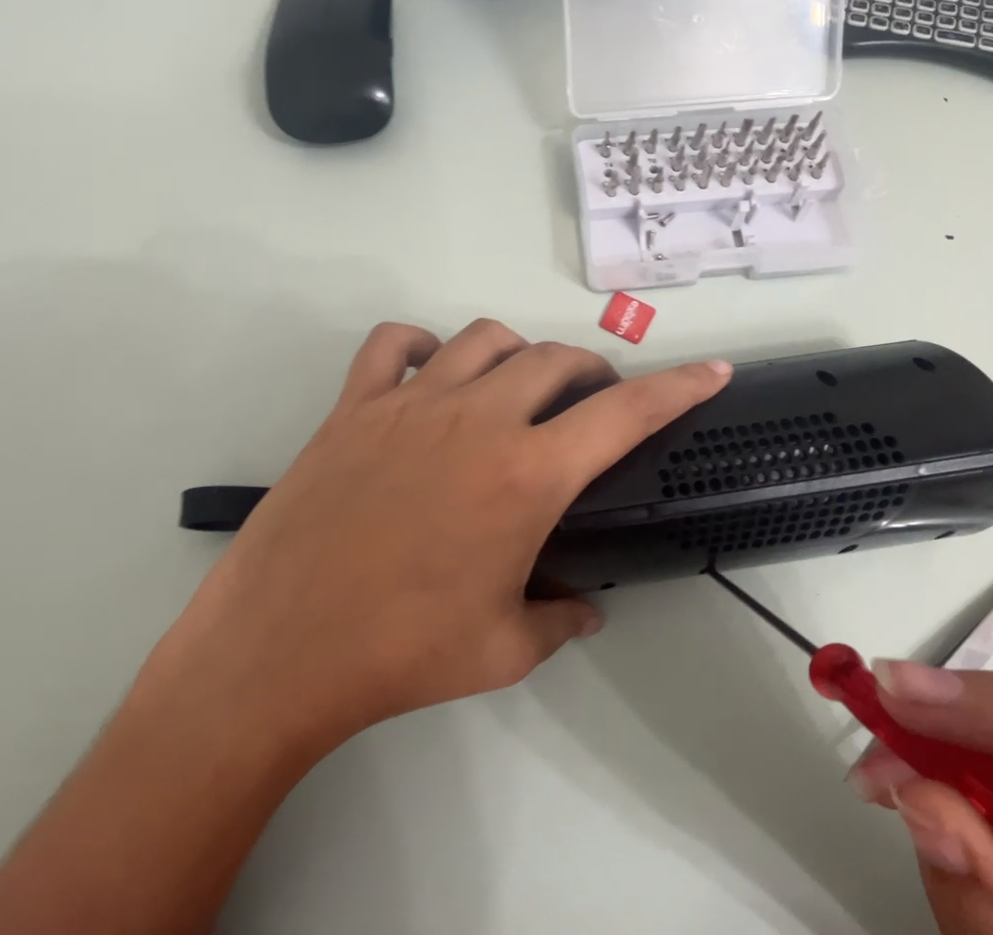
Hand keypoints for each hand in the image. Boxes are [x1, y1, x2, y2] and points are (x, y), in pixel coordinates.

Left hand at [168, 319, 731, 751]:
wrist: (282, 649)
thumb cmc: (401, 653)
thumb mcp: (503, 649)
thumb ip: (561, 620)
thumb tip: (586, 610)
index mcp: (527, 477)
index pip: (624, 414)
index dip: (677, 388)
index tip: (710, 370)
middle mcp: (475, 422)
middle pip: (555, 361)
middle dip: (592, 374)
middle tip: (595, 406)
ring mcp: (408, 405)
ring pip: (484, 339)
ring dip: (519, 354)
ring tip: (521, 389)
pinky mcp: (351, 408)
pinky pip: (394, 345)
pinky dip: (424, 347)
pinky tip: (431, 376)